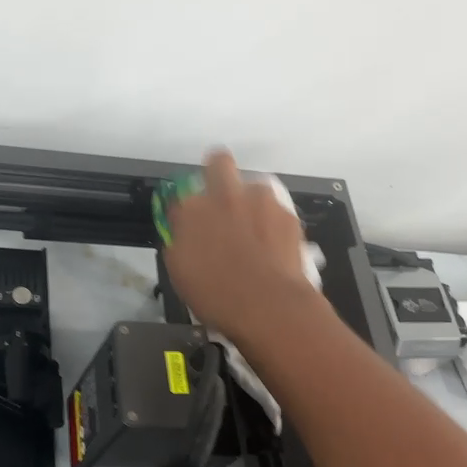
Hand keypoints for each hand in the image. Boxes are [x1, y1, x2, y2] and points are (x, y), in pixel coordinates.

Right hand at [163, 149, 320, 342]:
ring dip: (249, 201)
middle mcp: (225, 195)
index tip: (188, 224)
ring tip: (252, 232)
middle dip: (217, 173)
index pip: (180, 195)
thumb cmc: (215, 294)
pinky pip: (275, 210)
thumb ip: (179, 241)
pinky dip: (271, 222)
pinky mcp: (287, 214)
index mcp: (191, 209)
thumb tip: (183, 232)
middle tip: (219, 203)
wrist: (269, 305)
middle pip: (219, 161)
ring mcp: (260, 201)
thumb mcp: (179, 272)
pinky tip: (272, 247)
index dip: (184, 209)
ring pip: (253, 186)